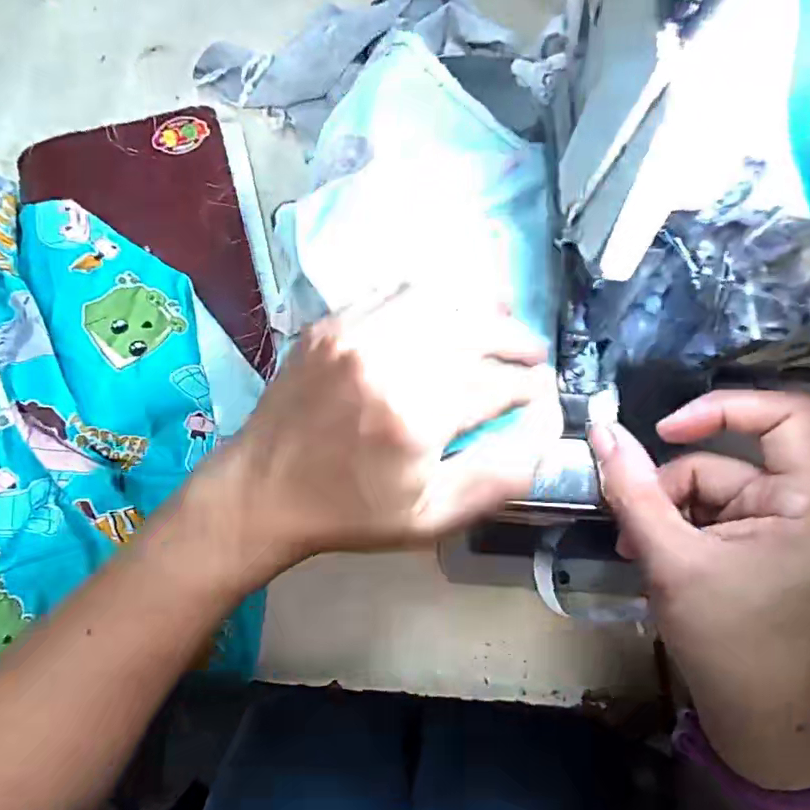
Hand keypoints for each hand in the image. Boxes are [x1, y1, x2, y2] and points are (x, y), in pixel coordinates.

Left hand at [211, 285, 558, 567]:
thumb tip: (546, 436)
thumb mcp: (428, 517)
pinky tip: (447, 308)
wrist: (263, 490)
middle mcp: (386, 362)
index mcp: (415, 416)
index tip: (543, 391)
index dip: (529, 387)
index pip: (496, 385)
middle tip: (533, 354)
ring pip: (438, 298)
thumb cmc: (350, 512)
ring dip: (480, 306)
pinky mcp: (330, 325)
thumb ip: (494, 479)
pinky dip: (431, 295)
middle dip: (515, 340)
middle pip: (473, 330)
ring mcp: (353, 335)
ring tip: (502, 317)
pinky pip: (392, 292)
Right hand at [591, 390, 809, 788]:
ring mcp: (798, 535)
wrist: (755, 722)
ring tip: (640, 551)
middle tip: (634, 524)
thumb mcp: (669, 559)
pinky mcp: (778, 555)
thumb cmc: (724, 641)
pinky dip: (687, 531)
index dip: (723, 408)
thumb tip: (602, 432)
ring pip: (720, 492)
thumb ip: (633, 490)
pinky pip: (724, 519)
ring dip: (672, 514)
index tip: (665, 431)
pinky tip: (660, 559)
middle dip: (674, 488)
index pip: (788, 415)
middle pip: (734, 463)